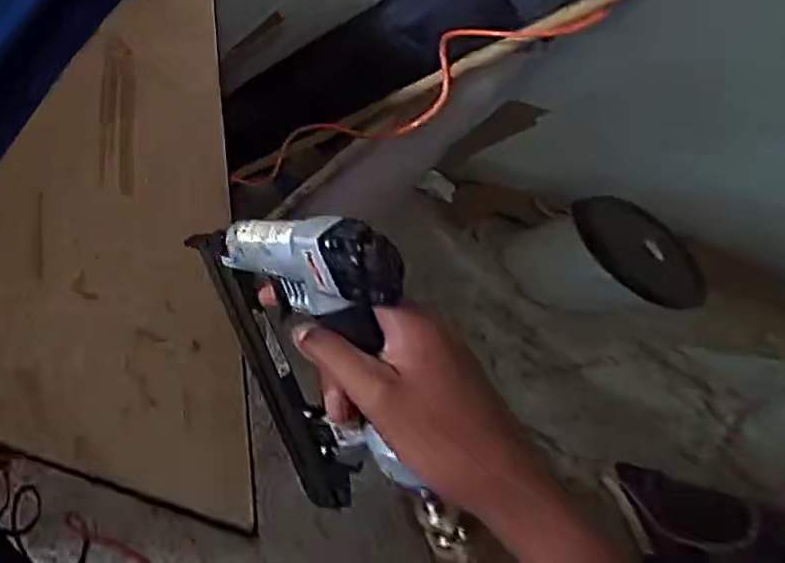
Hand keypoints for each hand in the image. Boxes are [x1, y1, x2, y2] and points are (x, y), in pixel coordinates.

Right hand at [266, 288, 622, 562]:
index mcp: (407, 320)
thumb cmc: (445, 440)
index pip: (344, 290)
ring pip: (370, 350)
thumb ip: (332, 354)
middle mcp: (422, 325)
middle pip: (354, 326)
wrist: (512, 493)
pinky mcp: (440, 375)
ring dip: (353, 382)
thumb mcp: (375, 396)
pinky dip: (374, 388)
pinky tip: (373, 418)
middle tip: (337, 403)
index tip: (272, 296)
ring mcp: (433, 350)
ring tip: (355, 419)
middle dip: (336, 362)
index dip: (306, 294)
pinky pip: (390, 366)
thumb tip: (303, 329)